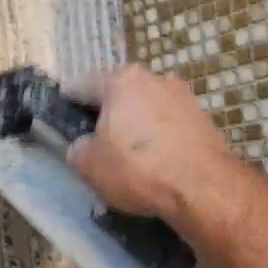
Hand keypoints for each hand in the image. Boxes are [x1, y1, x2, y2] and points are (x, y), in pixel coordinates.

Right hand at [63, 64, 234, 224]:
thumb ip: (78, 148)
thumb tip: (85, 145)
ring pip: (145, 112)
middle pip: (118, 97)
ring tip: (127, 161)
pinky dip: (157, 142)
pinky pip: (167, 128)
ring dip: (134, 129)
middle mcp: (155, 79)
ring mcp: (184, 97)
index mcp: (121, 80)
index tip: (64, 126)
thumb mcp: (87, 164)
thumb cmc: (136, 167)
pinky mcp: (204, 120)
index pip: (81, 87)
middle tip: (96, 148)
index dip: (68, 108)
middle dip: (106, 118)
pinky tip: (153, 167)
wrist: (202, 188)